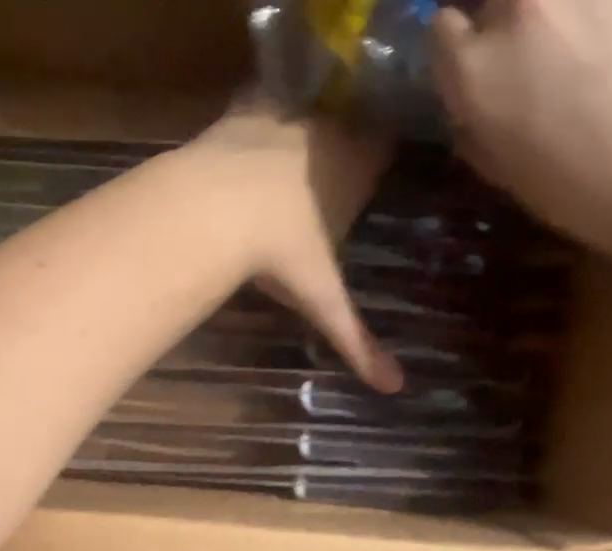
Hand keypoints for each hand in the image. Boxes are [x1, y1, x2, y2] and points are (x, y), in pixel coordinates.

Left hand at [184, 110, 403, 391]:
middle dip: (345, 136)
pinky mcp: (239, 110)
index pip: (384, 146)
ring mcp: (281, 116)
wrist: (216, 208)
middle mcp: (325, 132)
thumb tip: (395, 388)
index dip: (382, 153)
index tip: (380, 163)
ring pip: (304, 108)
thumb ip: (357, 340)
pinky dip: (258, 112)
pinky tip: (250, 129)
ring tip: (297, 146)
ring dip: (303, 122)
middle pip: (347, 123)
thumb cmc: (283, 253)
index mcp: (357, 167)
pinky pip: (259, 101)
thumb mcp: (322, 300)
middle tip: (336, 160)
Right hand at [431, 0, 611, 255]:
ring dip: (550, 15)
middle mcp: (516, 8)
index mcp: (475, 71)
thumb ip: (477, 127)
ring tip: (576, 44)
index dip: (459, 48)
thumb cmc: (586, 195)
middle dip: (499, 18)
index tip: (477, 66)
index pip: (441, 28)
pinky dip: (598, 12)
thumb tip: (470, 107)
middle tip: (530, 52)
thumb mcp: (509, 176)